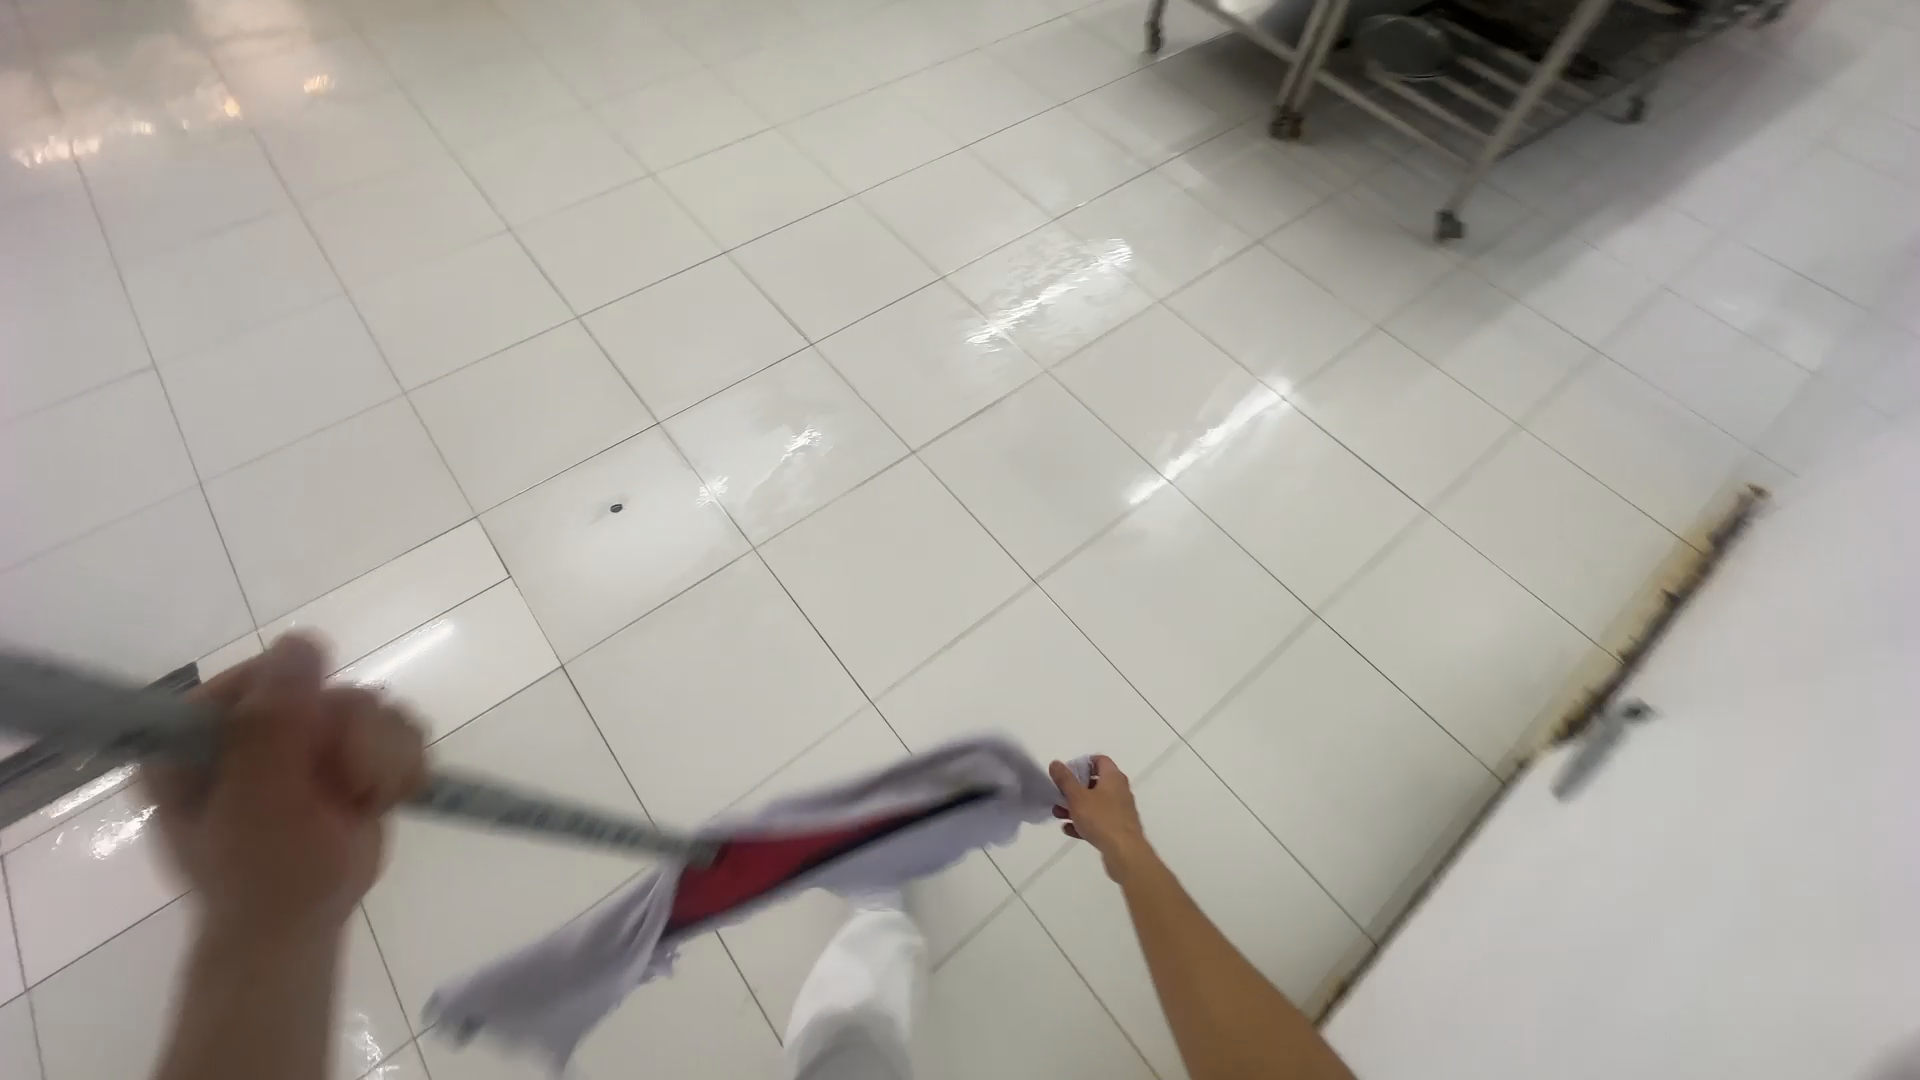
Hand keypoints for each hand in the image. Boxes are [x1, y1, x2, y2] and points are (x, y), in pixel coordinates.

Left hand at [143, 634, 427, 941]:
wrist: (303, 920)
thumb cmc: (264, 872)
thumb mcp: (261, 800)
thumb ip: (275, 722)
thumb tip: (304, 639)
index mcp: (204, 734)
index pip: (264, 675)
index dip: (304, 702)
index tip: (314, 749)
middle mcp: (255, 727)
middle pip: (336, 692)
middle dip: (358, 744)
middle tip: (346, 789)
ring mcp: (309, 739)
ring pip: (379, 708)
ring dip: (386, 759)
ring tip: (366, 800)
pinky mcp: (355, 752)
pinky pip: (403, 728)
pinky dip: (405, 764)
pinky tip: (387, 797)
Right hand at [1050, 756, 1153, 882]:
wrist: (1125, 852)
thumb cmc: (1101, 819)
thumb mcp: (1077, 797)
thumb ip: (1065, 779)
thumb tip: (1055, 763)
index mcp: (1113, 777)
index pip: (1099, 760)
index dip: (1081, 763)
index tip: (1066, 772)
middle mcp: (1119, 790)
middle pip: (1094, 782)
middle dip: (1074, 789)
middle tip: (1059, 795)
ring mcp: (1120, 810)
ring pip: (1095, 803)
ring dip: (1076, 806)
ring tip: (1058, 814)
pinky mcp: (1118, 828)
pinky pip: (1098, 820)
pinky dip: (1084, 822)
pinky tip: (1069, 829)